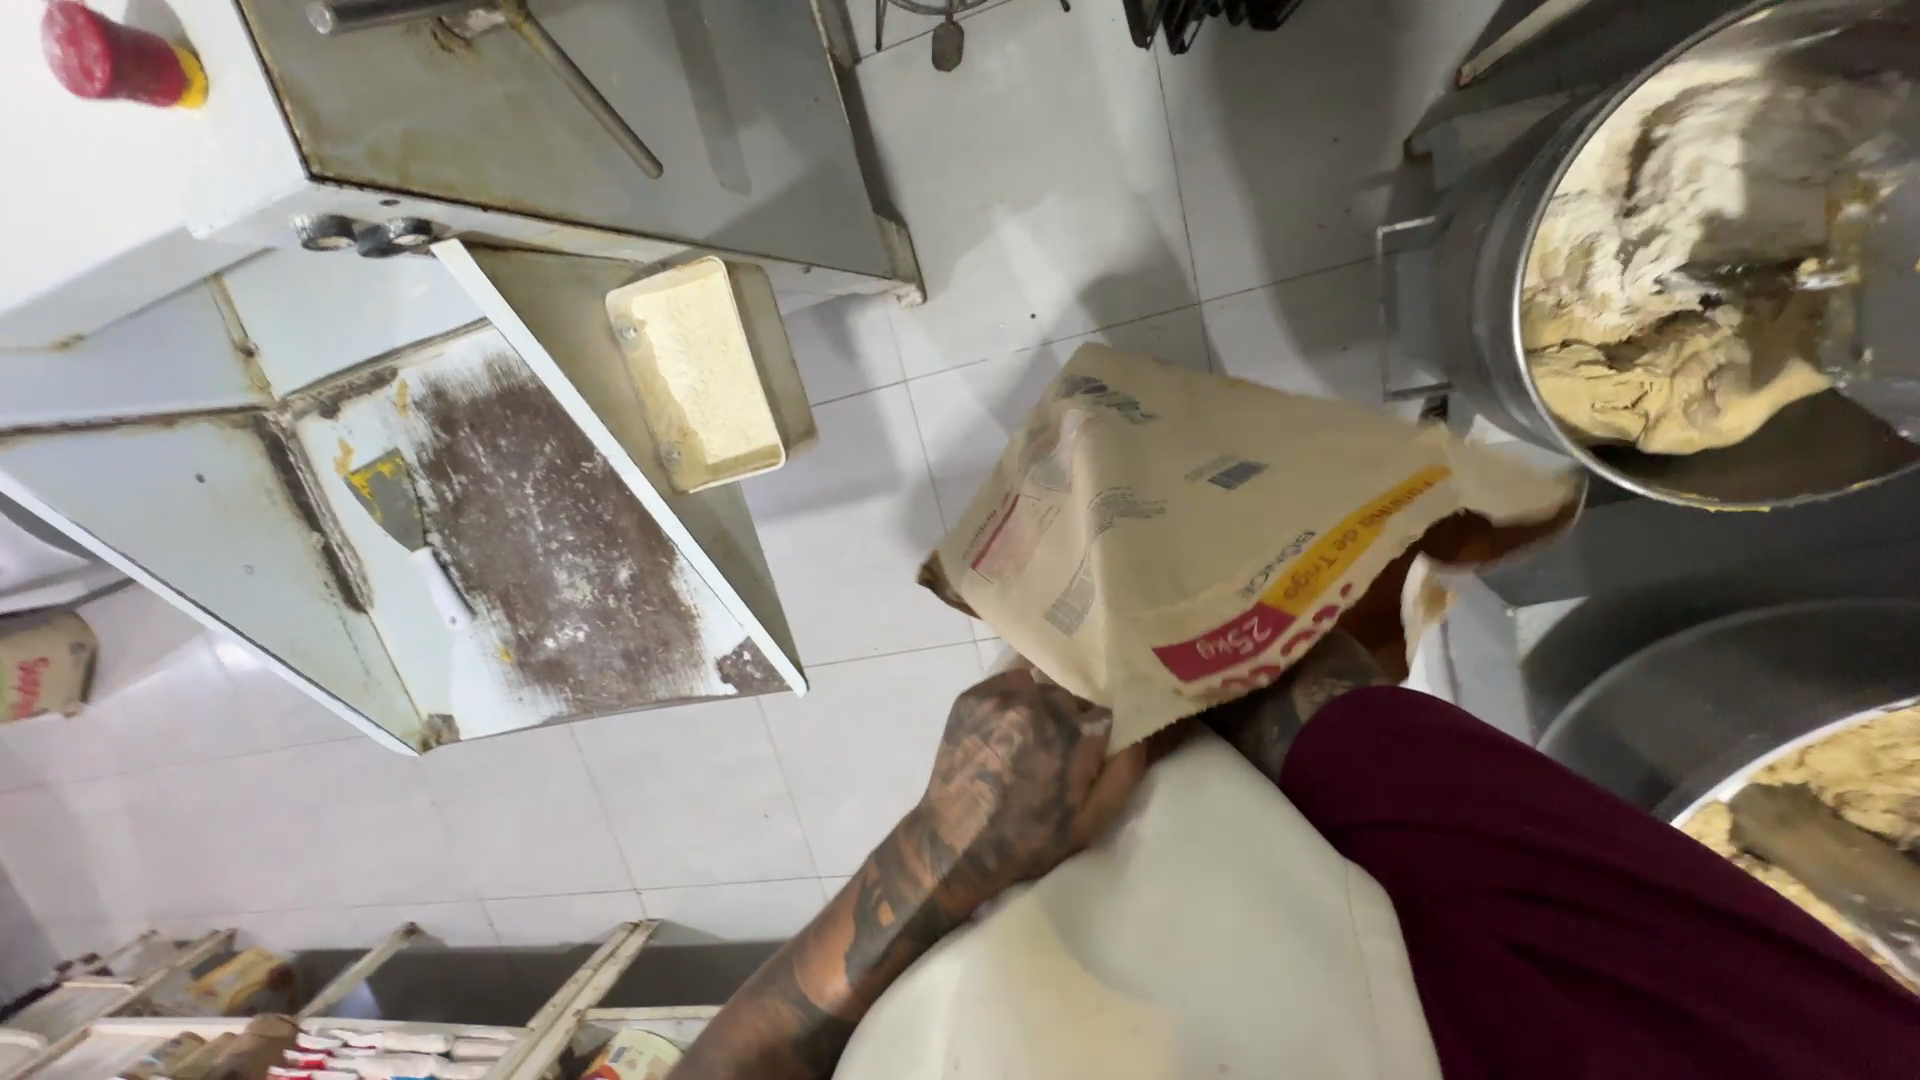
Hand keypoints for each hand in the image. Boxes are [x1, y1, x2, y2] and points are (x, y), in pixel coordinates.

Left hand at [912, 667, 1147, 907]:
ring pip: (1040, 685)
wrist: (959, 842)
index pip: (1104, 712)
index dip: (1098, 732)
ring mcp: (1003, 697)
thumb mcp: (1092, 819)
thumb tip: (1141, 730)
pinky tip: (1006, 725)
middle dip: (1069, 718)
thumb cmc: (1031, 837)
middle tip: (1055, 749)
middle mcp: (1041, 706)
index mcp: (1076, 735)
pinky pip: (1009, 680)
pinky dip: (1013, 696)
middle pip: (1071, 696)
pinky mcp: (974, 695)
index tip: (1088, 751)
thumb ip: (1125, 770)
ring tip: (1027, 737)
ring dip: (1040, 705)